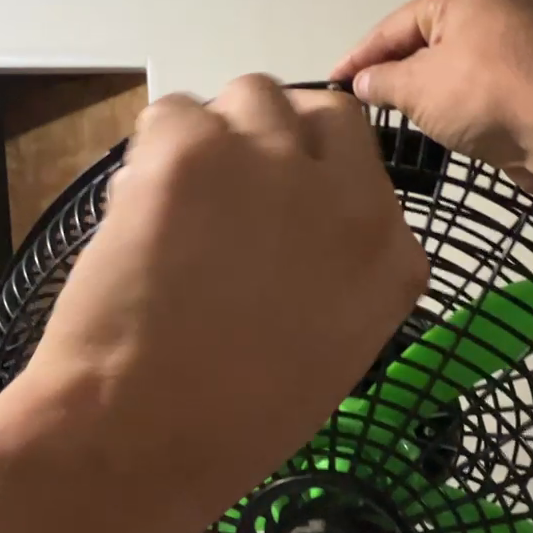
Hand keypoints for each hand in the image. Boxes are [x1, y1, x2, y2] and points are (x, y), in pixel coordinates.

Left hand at [22, 74, 428, 500]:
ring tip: (180, 201)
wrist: (143, 435)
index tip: (277, 198)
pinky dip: (154, 150)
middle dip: (275, 137)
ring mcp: (274, 164)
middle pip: (319, 113)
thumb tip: (295, 222)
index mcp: (391, 258)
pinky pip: (174, 112)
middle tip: (226, 185)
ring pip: (249, 97)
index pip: (365, 168)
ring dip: (216, 137)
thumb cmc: (234, 420)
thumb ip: (337, 271)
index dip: (314, 174)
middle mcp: (349, 198)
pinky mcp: (195, 149)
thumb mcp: (331, 349)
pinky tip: (141, 209)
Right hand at [331, 0, 532, 192]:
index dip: (358, 57)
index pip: (393, 26)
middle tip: (365, 101)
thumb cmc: (487, 96)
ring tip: (403, 115)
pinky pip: (485, 83)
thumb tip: (362, 81)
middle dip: (396, 70)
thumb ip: (382, 82)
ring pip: (458, 63)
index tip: (332, 81)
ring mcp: (525, 38)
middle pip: (427, 40)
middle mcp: (496, 4)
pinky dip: (461, 100)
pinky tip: (450, 122)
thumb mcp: (418, 89)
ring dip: (429, 89)